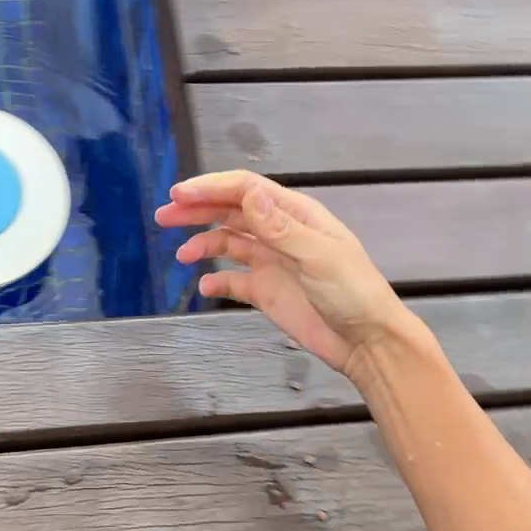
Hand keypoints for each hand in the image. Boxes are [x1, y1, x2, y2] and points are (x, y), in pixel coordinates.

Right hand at [154, 170, 415, 374]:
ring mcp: (272, 263)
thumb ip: (279, 227)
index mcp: (295, 215)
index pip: (246, 191)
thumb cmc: (352, 293)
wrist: (366, 341)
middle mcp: (280, 233)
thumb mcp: (317, 256)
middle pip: (231, 213)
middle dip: (197, 211)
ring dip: (203, 244)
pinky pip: (234, 281)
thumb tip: (248, 192)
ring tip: (182, 256)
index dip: (211, 189)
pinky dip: (217, 281)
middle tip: (164, 216)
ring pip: (229, 244)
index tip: (179, 195)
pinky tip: (204, 286)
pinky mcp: (267, 293)